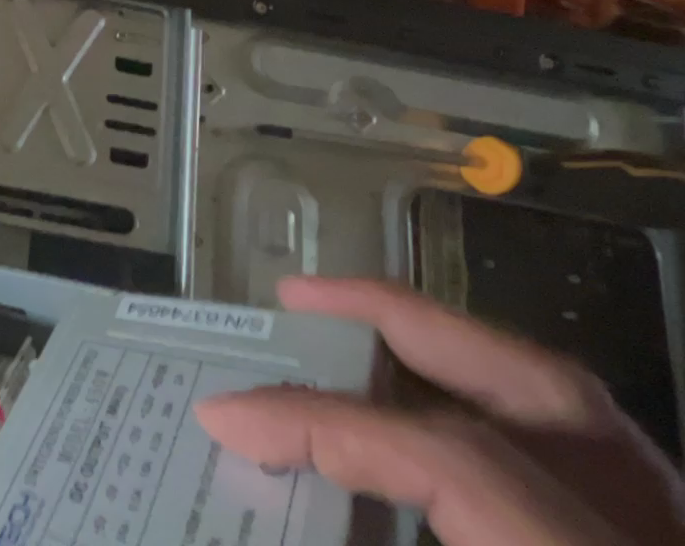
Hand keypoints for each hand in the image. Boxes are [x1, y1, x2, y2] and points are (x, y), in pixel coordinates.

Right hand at [195, 276, 684, 545]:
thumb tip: (251, 505)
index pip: (453, 465)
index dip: (323, 427)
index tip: (225, 421)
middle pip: (544, 391)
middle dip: (402, 322)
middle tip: (292, 300)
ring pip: (575, 414)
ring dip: (447, 355)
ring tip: (348, 332)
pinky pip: (580, 466)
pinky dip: (489, 420)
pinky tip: (421, 427)